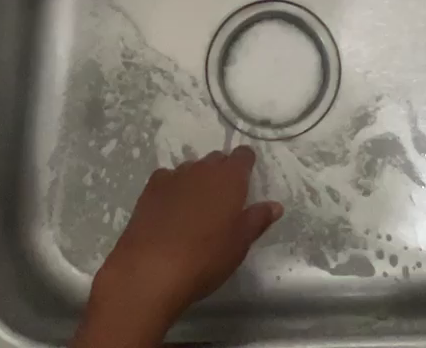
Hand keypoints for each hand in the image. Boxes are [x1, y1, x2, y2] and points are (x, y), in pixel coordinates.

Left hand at [71, 147, 282, 347]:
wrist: (151, 270)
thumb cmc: (205, 258)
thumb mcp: (239, 244)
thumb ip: (257, 220)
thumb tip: (274, 205)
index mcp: (229, 178)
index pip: (243, 155)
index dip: (246, 164)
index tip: (246, 178)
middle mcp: (203, 169)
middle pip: (217, 160)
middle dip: (222, 173)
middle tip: (223, 202)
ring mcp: (175, 176)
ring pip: (192, 169)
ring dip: (197, 181)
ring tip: (196, 209)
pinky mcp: (151, 188)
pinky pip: (168, 178)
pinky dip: (173, 188)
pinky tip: (170, 210)